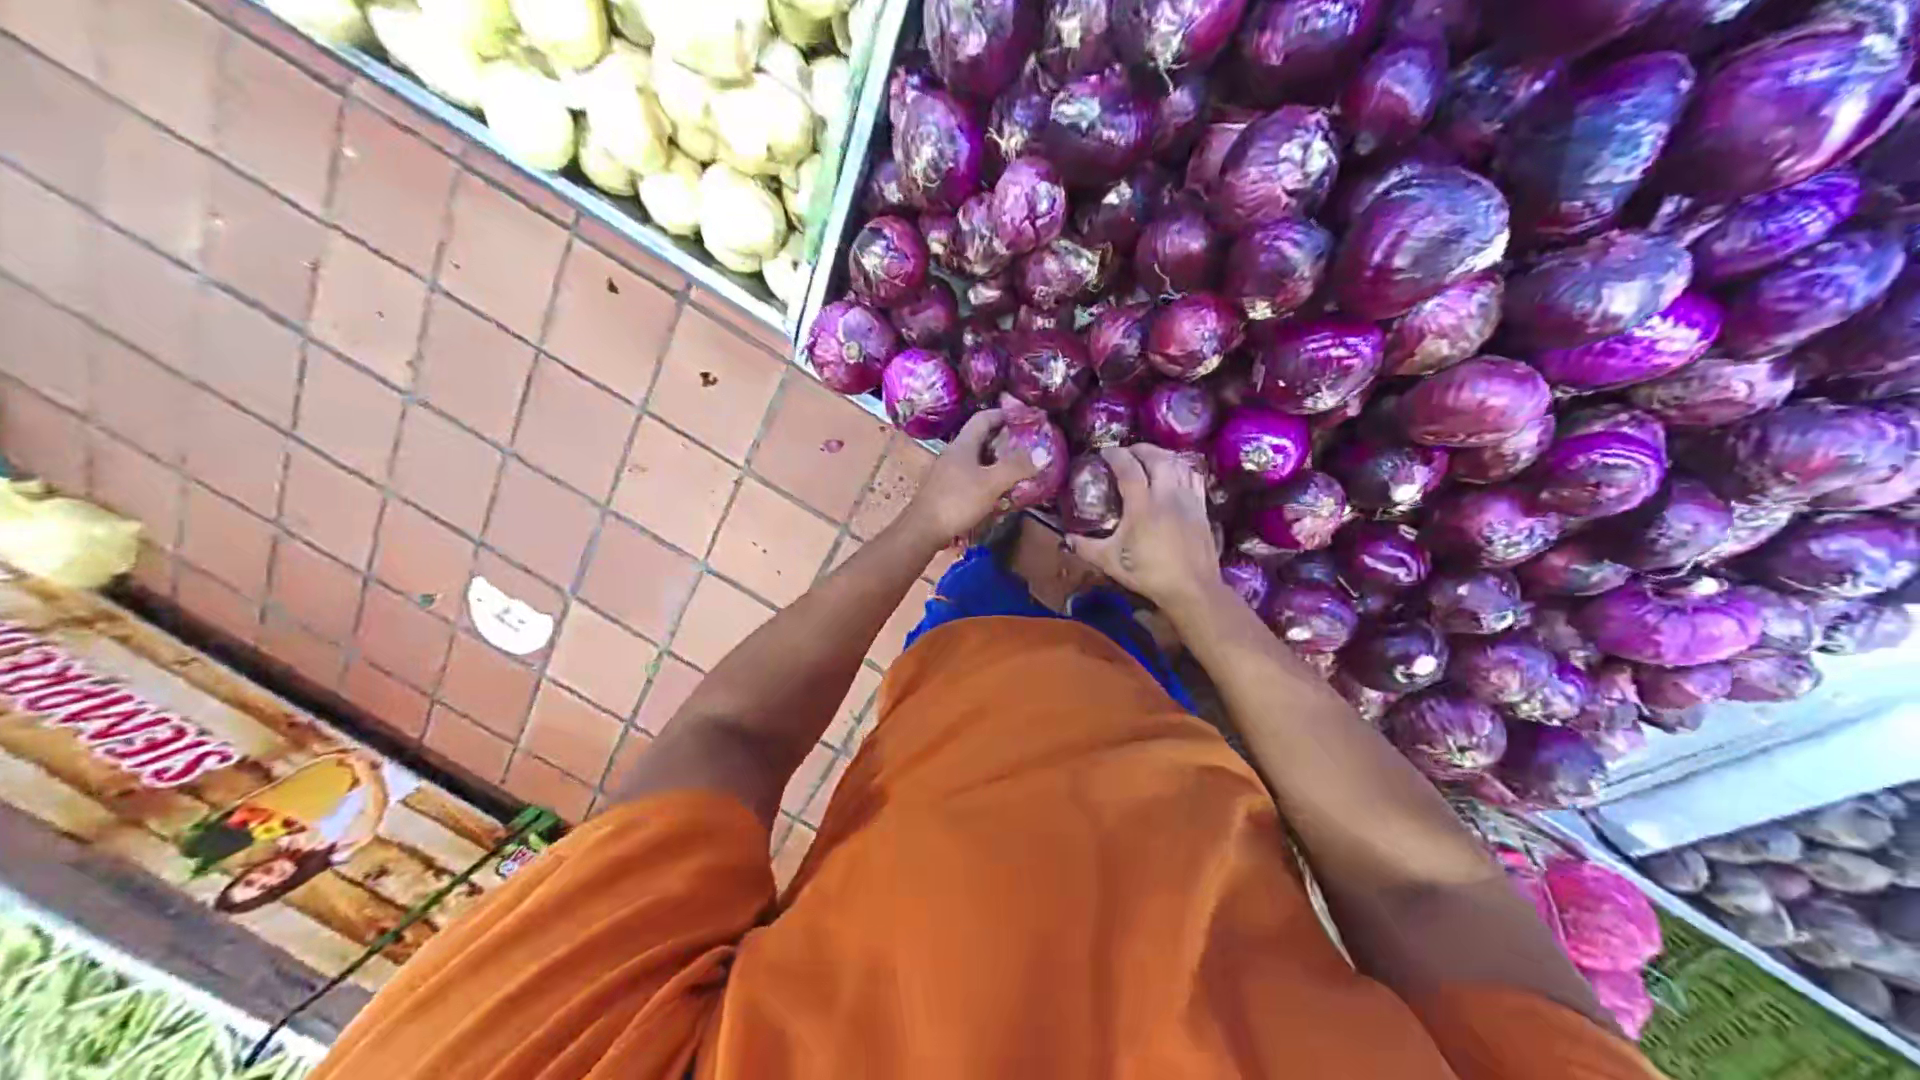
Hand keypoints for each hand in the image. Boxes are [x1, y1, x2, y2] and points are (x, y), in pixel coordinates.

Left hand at [898, 409, 1041, 544]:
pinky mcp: (945, 490)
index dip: (1004, 414)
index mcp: (963, 444)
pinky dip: (986, 478)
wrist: (922, 530)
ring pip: (976, 459)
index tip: (1025, 418)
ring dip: (996, 461)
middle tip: (1026, 446)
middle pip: (980, 438)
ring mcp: (947, 472)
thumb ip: (1016, 467)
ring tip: (1016, 468)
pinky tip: (997, 492)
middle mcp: (953, 453)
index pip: (983, 418)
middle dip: (1004, 440)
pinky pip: (970, 477)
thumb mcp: (991, 483)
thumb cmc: (956, 501)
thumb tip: (1042, 453)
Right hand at [1066, 445, 1222, 614]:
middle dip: (1140, 449)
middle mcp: (1167, 495)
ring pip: (1178, 463)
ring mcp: (1188, 500)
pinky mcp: (1202, 508)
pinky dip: (1182, 467)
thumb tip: (1067, 537)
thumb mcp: (1111, 562)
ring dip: (1162, 455)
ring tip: (1149, 458)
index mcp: (1142, 506)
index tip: (1105, 453)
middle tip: (1127, 452)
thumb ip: (1086, 547)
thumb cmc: (1149, 574)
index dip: (1116, 455)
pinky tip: (1174, 472)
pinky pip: (1194, 477)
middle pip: (1157, 458)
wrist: (1192, 589)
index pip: (1129, 468)